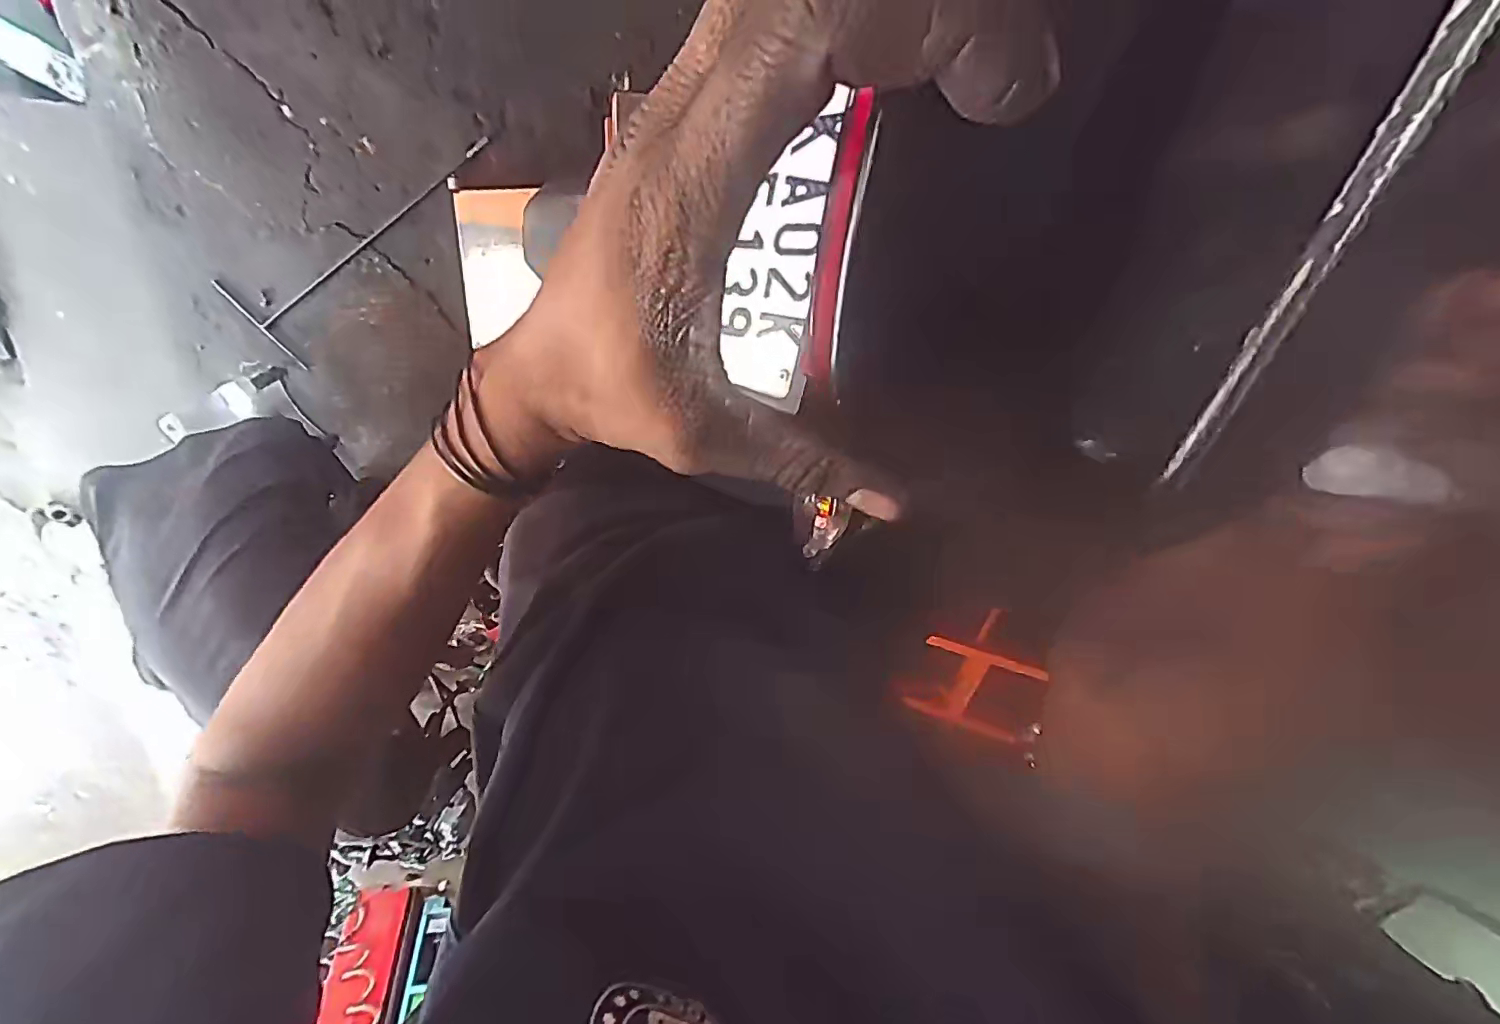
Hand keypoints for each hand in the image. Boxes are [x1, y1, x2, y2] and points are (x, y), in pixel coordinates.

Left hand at [477, 0, 1060, 519]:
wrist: (532, 372)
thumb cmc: (609, 397)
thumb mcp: (706, 434)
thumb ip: (807, 461)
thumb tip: (899, 498)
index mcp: (689, 189)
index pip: (794, 38)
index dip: (892, 21)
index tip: (967, 68)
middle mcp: (670, 129)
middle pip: (782, 1)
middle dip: (885, 11)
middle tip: (960, 61)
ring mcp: (657, 119)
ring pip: (755, 7)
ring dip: (842, 17)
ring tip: (922, 60)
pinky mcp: (657, 129)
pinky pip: (736, 40)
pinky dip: (802, 34)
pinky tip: (850, 72)